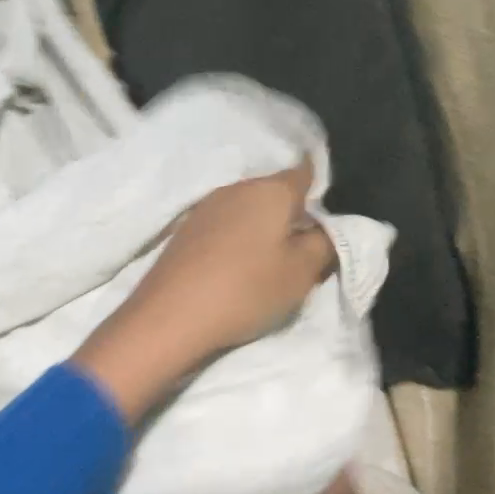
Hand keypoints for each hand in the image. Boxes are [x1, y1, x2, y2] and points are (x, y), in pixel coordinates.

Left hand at [70, 164, 335, 421]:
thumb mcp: (301, 273)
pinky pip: (216, 233)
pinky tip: (227, 272)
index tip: (319, 225)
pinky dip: (227, 246)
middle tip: (292, 253)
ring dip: (253, 233)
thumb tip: (327, 227)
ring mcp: (200, 211)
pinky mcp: (177, 237)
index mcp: (270, 188)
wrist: (167, 321)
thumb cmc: (243, 292)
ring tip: (259, 267)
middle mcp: (233, 188)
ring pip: (241, 213)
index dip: (318, 195)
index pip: (306, 172)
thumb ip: (325, 244)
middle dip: (284, 216)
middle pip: (270, 193)